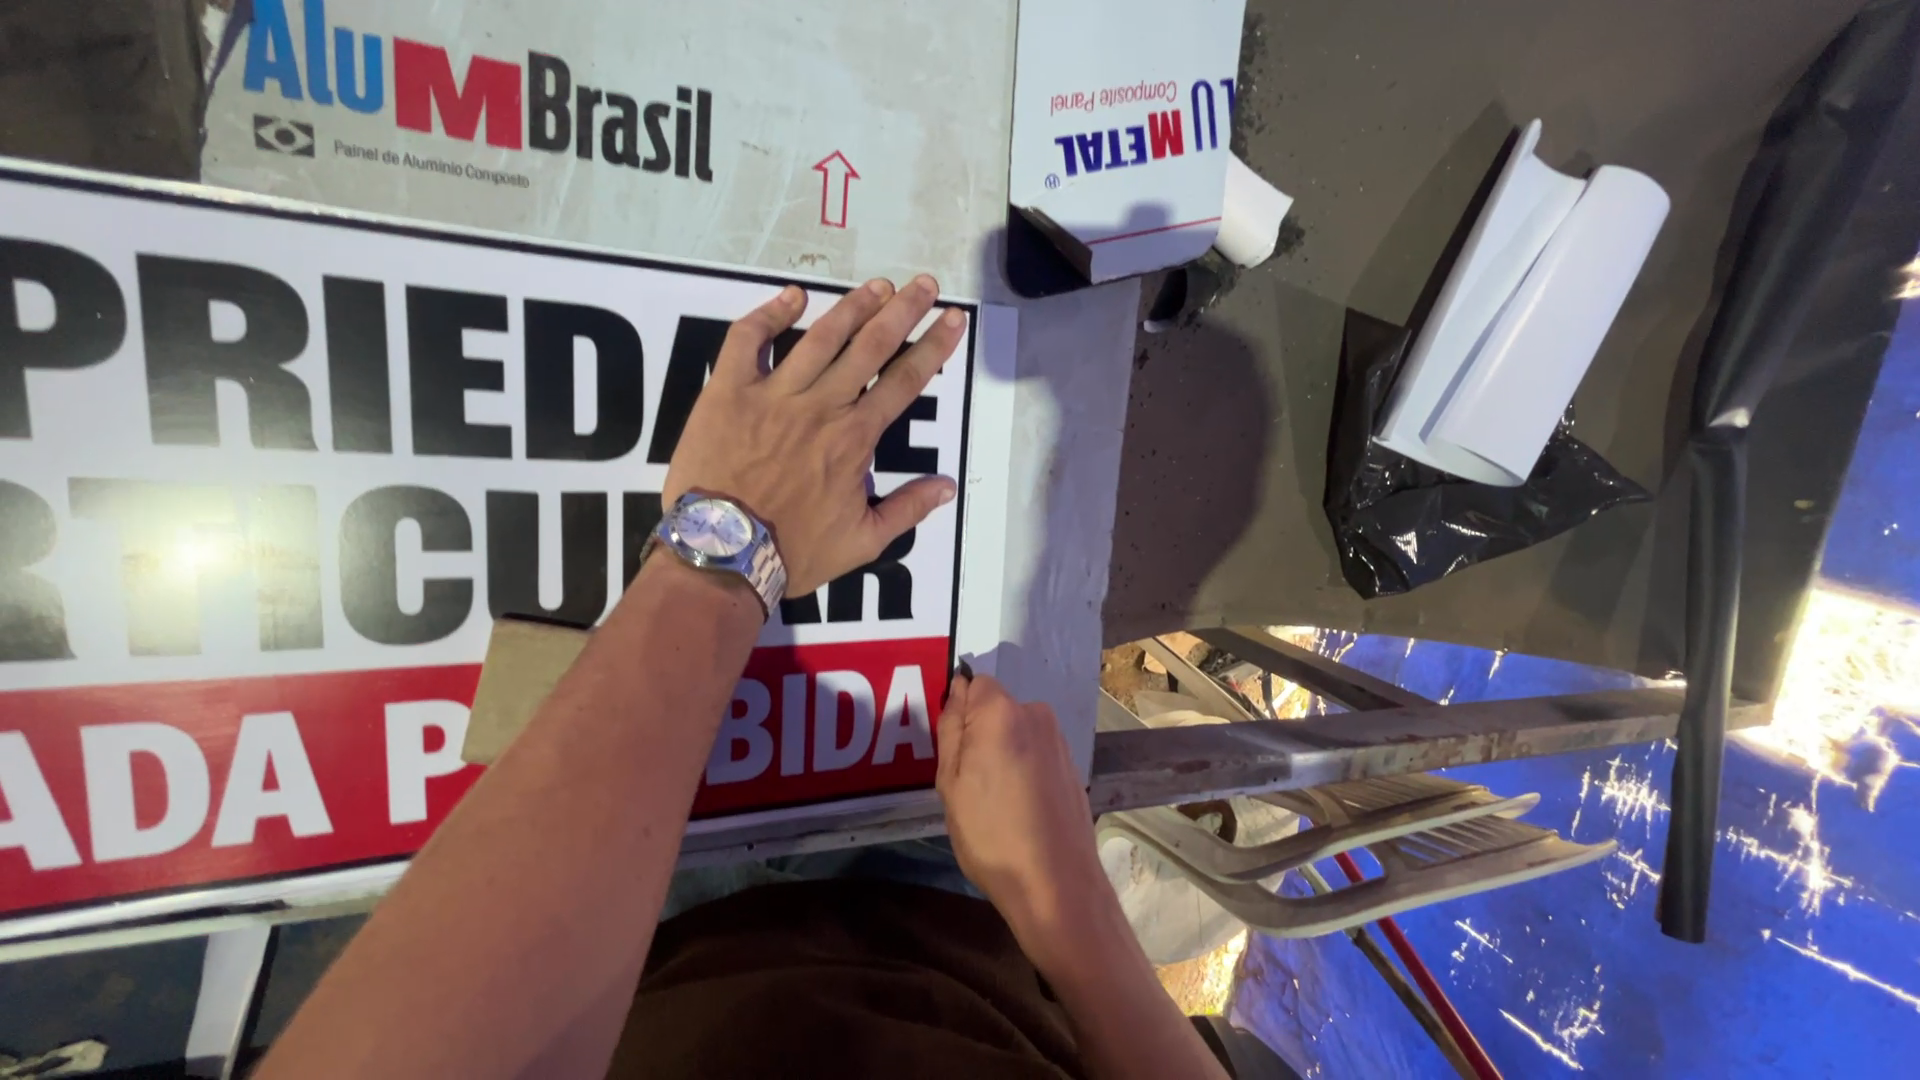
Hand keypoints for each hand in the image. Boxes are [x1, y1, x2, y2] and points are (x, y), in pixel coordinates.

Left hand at [665, 276, 964, 594]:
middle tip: (924, 284)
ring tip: (878, 285)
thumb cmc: (794, 551)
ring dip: (853, 306)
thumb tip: (948, 485)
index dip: (933, 347)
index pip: (904, 382)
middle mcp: (821, 405)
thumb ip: (907, 510)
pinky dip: (769, 314)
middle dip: (903, 311)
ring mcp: (773, 394)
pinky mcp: (729, 391)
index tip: (952, 318)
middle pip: (871, 347)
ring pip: (820, 337)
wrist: (722, 553)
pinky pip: (748, 340)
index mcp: (854, 438)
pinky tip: (792, 295)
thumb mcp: (862, 542)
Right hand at [936, 673, 1110, 959]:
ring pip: (1017, 731)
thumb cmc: (992, 835)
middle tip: (968, 782)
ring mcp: (1059, 741)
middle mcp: (1037, 714)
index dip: (959, 712)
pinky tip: (1020, 808)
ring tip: (994, 801)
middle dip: (980, 733)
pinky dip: (1024, 769)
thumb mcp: (951, 784)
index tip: (953, 750)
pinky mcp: (1072, 766)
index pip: (974, 683)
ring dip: (1003, 752)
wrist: (1057, 885)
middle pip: (997, 707)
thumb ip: (952, 730)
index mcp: (1003, 712)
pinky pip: (1036, 752)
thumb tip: (957, 692)